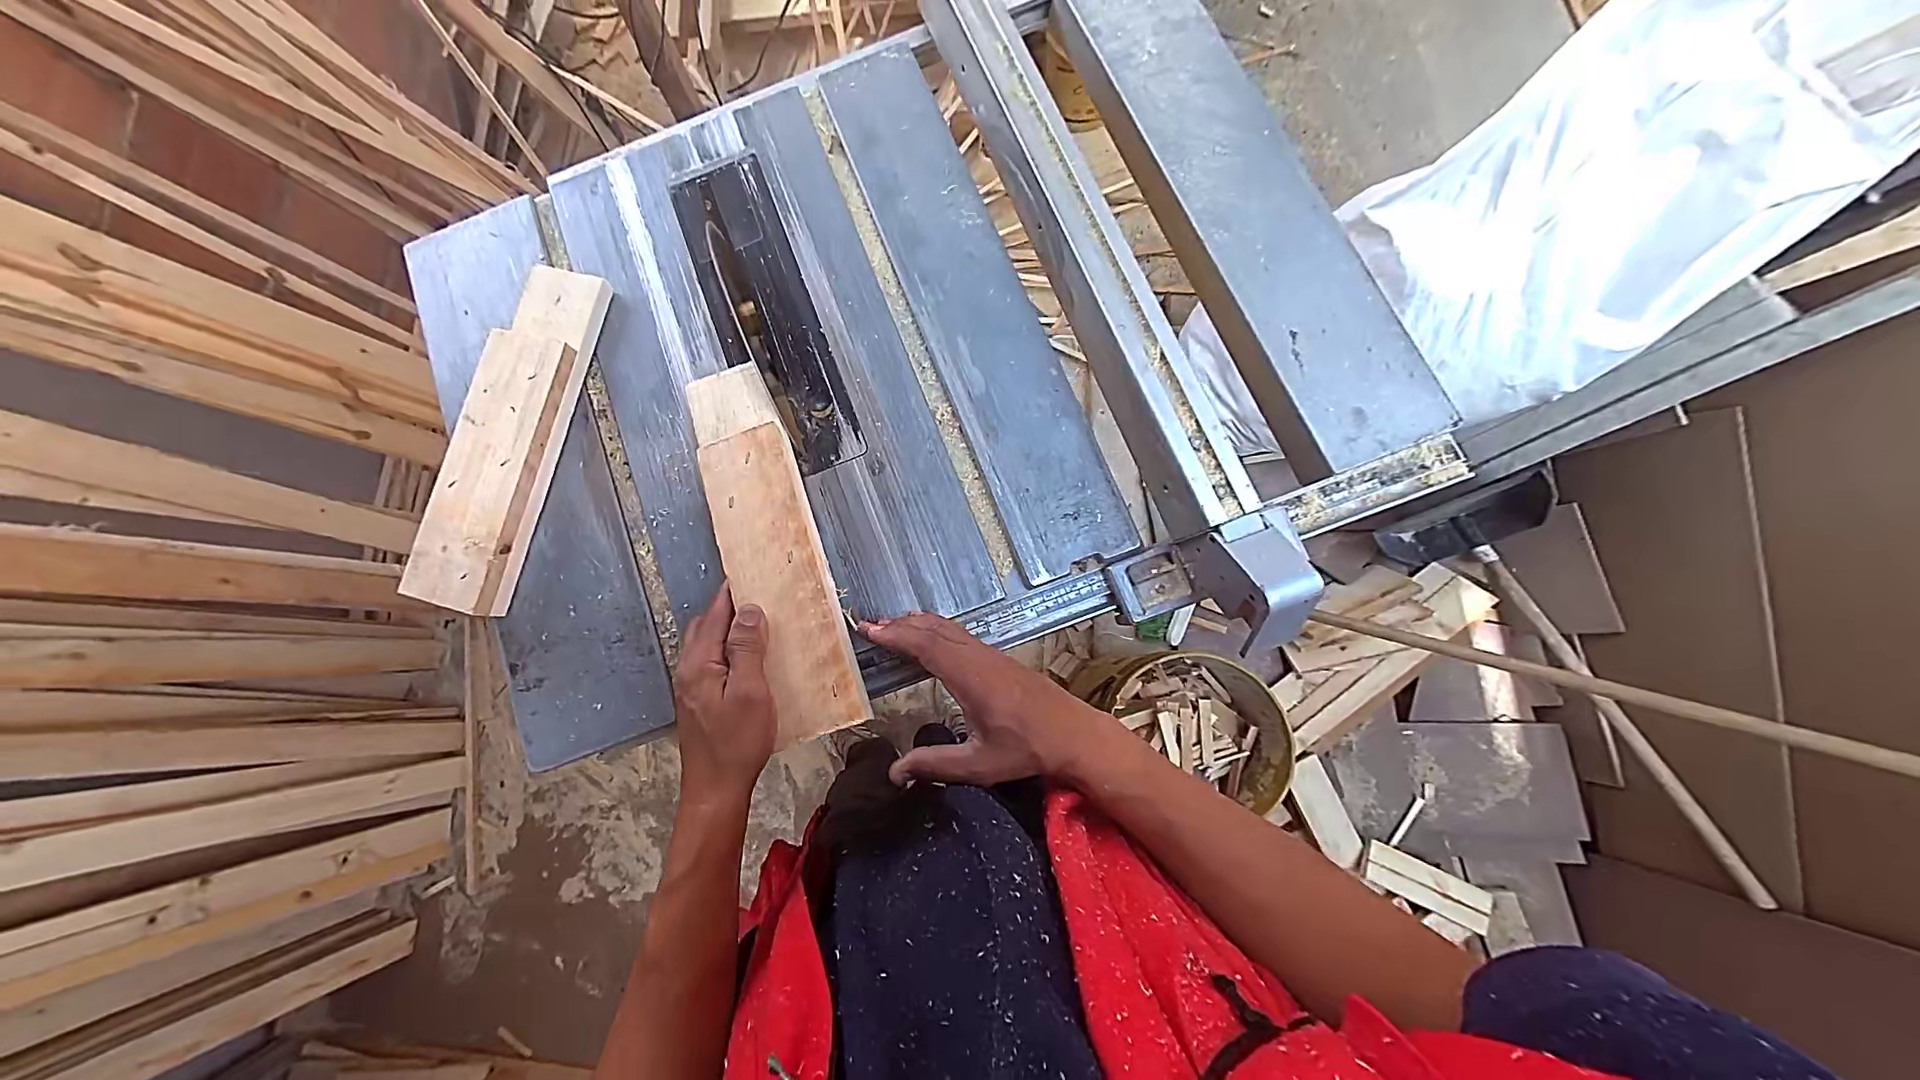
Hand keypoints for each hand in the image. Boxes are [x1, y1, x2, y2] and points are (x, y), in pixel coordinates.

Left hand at [672, 582, 776, 802]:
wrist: (716, 788)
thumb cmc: (737, 742)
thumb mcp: (750, 691)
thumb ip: (747, 648)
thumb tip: (748, 610)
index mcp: (699, 664)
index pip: (716, 615)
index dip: (733, 593)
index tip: (750, 573)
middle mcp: (688, 670)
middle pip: (707, 626)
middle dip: (729, 607)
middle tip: (759, 596)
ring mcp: (690, 686)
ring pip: (707, 644)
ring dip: (728, 628)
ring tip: (757, 622)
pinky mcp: (698, 699)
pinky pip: (711, 661)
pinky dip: (727, 648)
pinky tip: (747, 656)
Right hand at [861, 613, 1115, 787]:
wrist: (1075, 734)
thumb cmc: (1029, 750)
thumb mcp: (979, 765)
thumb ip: (935, 765)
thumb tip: (894, 773)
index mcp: (971, 678)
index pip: (926, 646)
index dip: (895, 636)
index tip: (869, 630)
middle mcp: (980, 658)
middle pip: (935, 630)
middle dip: (901, 625)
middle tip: (872, 627)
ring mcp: (992, 655)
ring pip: (950, 629)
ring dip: (920, 625)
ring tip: (894, 628)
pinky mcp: (1000, 660)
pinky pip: (961, 636)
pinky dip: (937, 632)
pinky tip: (931, 642)